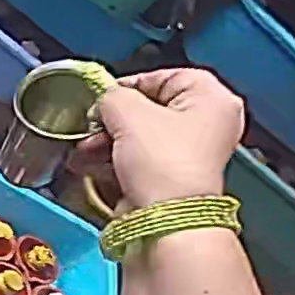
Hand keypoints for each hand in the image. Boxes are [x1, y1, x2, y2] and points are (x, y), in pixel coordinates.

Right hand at [69, 68, 244, 211]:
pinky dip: (110, 160)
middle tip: (91, 125)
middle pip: (150, 110)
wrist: (162, 218)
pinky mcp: (165, 178)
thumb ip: (114, 98)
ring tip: (82, 148)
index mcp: (212, 99)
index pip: (168, 76)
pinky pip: (134, 160)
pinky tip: (86, 162)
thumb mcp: (131, 116)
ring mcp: (185, 154)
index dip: (131, 83)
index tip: (103, 95)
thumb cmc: (161, 164)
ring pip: (138, 137)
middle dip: (112, 119)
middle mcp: (205, 125)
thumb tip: (105, 100)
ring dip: (105, 141)